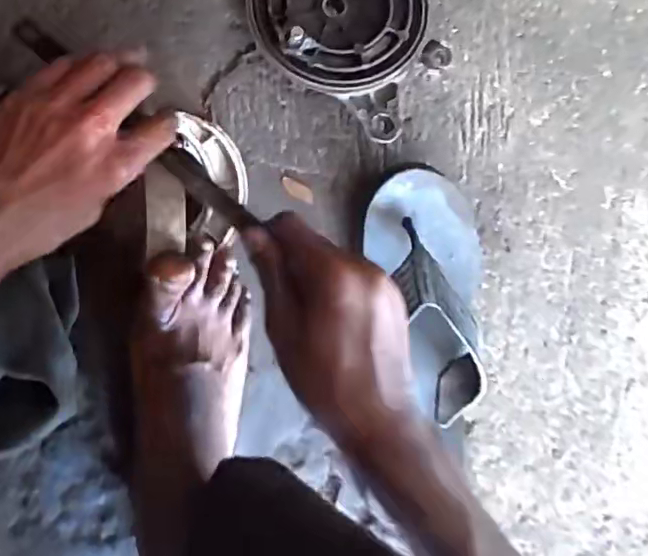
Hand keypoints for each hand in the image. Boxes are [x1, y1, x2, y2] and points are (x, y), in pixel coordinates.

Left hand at [0, 52, 175, 273]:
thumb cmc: (33, 228)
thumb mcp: (90, 211)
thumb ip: (112, 176)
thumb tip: (120, 153)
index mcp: (114, 164)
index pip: (159, 130)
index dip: (168, 123)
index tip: (164, 122)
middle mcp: (93, 126)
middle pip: (136, 82)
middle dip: (147, 79)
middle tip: (145, 81)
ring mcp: (59, 104)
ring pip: (101, 62)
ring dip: (120, 59)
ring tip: (125, 58)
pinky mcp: (29, 93)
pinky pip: (63, 64)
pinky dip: (80, 62)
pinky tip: (84, 63)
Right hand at [242, 212, 416, 448]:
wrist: (381, 423)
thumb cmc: (322, 381)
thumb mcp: (283, 328)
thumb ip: (271, 274)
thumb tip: (254, 233)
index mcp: (333, 272)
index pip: (291, 224)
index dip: (269, 235)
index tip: (260, 259)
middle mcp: (361, 264)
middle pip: (314, 241)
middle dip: (293, 259)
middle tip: (284, 299)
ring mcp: (382, 278)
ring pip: (334, 258)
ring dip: (316, 273)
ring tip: (312, 315)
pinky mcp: (393, 293)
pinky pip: (355, 274)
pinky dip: (339, 285)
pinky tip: (337, 321)